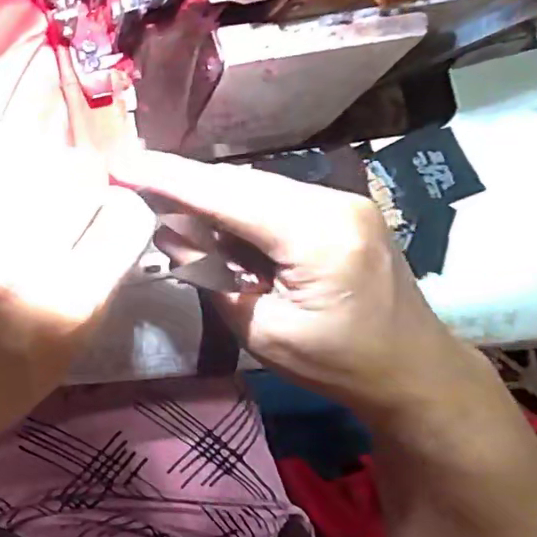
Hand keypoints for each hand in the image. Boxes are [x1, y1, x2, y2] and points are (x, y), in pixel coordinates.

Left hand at [0, 125, 156, 483]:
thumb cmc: (0, 386)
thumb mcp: (74, 347)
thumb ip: (102, 279)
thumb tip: (113, 212)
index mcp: (68, 303)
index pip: (126, 214)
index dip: (121, 212)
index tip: (104, 219)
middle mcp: (19, 263)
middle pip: (76, 174)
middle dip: (79, 184)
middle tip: (61, 200)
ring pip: (20, 153)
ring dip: (31, 160)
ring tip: (23, 181)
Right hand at [110, 150, 494, 421]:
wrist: (415, 373)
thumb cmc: (337, 365)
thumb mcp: (260, 330)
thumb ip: (210, 274)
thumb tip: (167, 231)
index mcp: (318, 235)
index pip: (226, 195)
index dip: (168, 178)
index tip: (121, 164)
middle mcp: (333, 202)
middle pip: (237, 182)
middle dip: (180, 182)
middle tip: (128, 181)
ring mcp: (341, 200)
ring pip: (252, 186)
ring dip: (205, 195)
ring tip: (158, 202)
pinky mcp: (339, 209)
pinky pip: (271, 197)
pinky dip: (232, 206)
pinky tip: (206, 219)